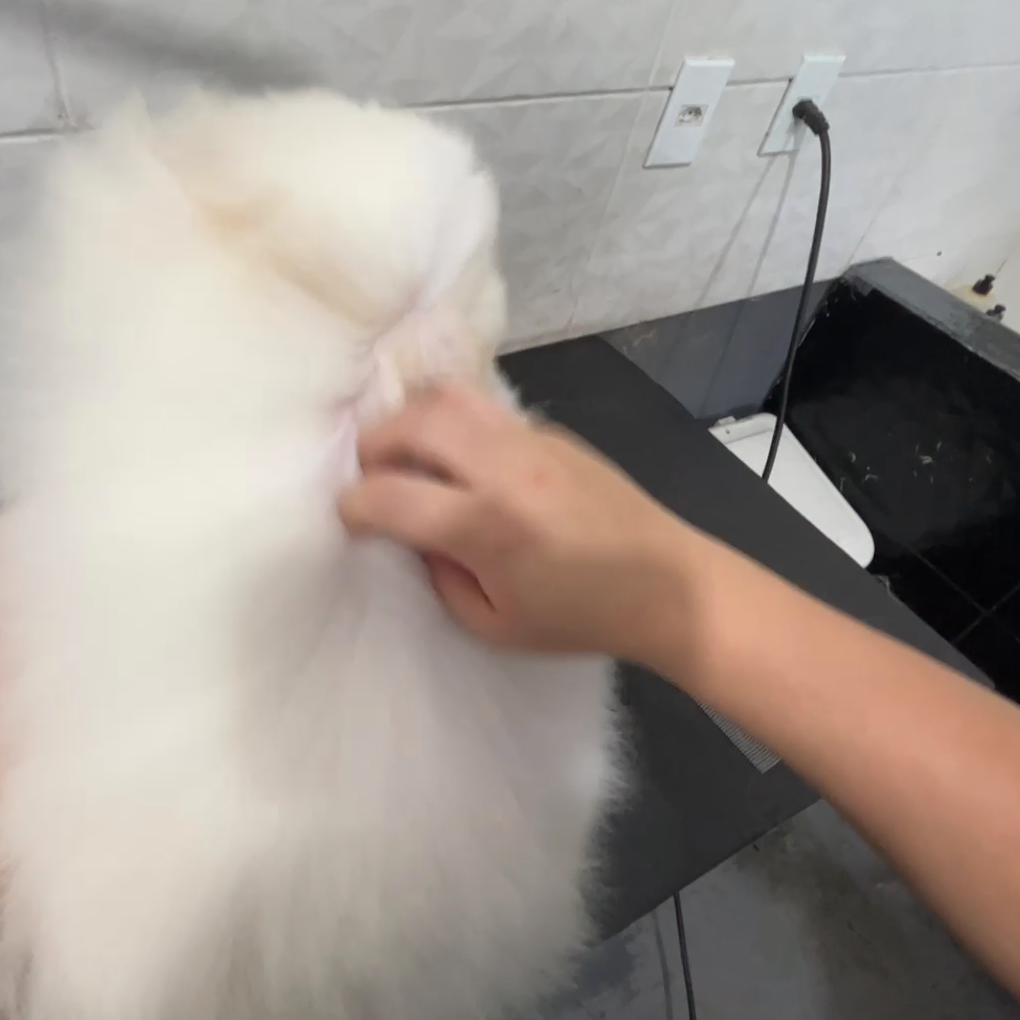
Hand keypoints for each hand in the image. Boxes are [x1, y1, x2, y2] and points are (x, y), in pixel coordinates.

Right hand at [339, 380, 713, 673]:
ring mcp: (531, 440)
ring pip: (450, 395)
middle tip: (372, 473)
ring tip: (409, 452)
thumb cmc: (578, 617)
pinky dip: (455, 424)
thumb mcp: (492, 624)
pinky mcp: (551, 430)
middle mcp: (504, 470)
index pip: (391, 496)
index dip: (354, 506)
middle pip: (415, 422)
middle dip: (374, 444)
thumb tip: (412, 534)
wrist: (667, 584)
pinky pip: (486, 410)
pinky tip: (463, 458)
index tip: (352, 517)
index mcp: (486, 527)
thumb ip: (437, 577)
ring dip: (412, 418)